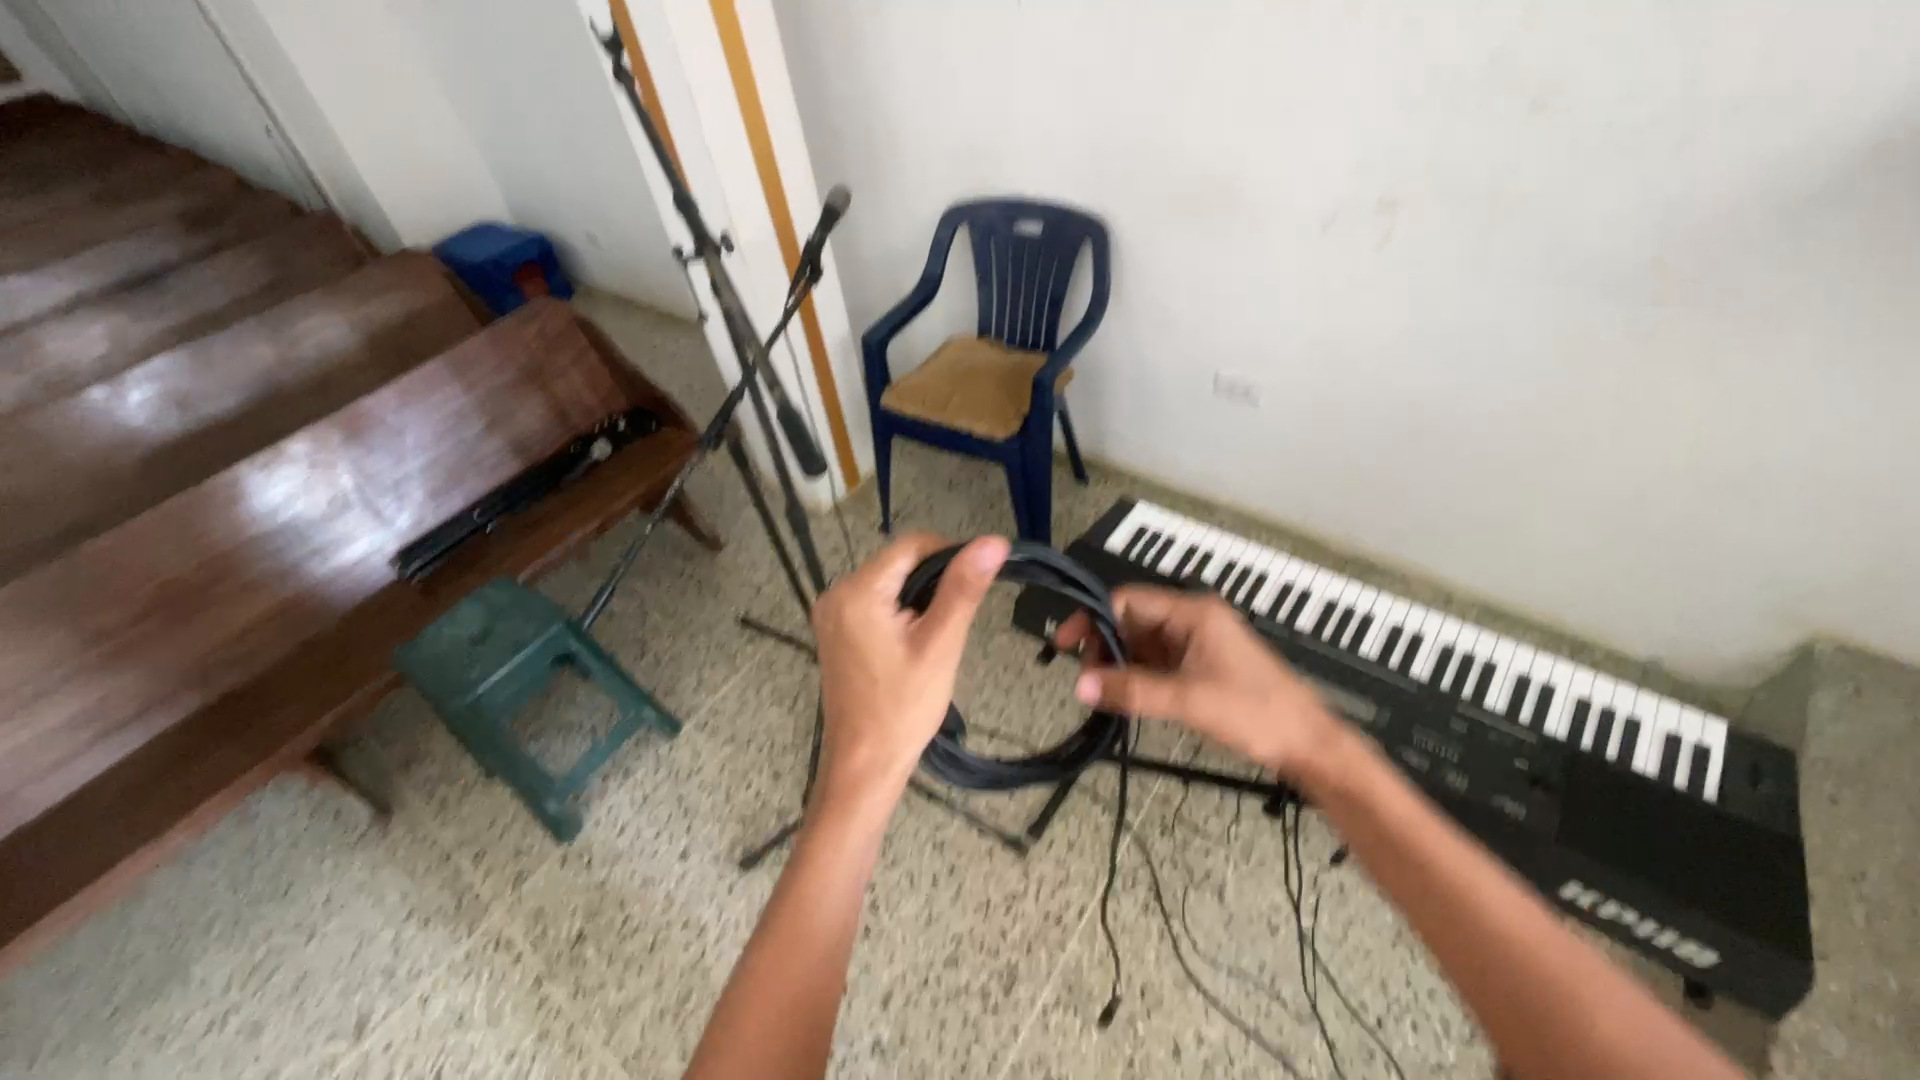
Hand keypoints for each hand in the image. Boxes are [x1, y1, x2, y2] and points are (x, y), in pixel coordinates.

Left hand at [809, 533, 1009, 815]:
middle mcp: (835, 592)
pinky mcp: (834, 631)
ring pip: (888, 582)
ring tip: (936, 636)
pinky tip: (914, 644)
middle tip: (954, 622)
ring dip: (918, 598)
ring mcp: (830, 613)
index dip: (949, 554)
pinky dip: (899, 613)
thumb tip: (994, 541)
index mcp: (857, 590)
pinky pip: (874, 603)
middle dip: (932, 582)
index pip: (912, 544)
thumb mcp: (940, 644)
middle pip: (898, 562)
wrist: (865, 762)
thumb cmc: (904, 707)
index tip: (973, 585)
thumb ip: (963, 588)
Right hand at [1054, 586, 1343, 780]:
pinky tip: (1125, 697)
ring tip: (1103, 694)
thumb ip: (1132, 691)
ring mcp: (1197, 642)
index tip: (1065, 646)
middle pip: (1131, 620)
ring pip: (1141, 643)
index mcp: (1193, 612)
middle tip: (1088, 683)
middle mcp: (1192, 619)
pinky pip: (1156, 662)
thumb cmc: (1254, 712)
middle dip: (1103, 646)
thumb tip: (1079, 686)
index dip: (1092, 618)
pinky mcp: (1200, 665)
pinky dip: (1137, 676)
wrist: (1307, 743)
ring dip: (1119, 664)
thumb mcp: (1188, 700)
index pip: (1128, 600)